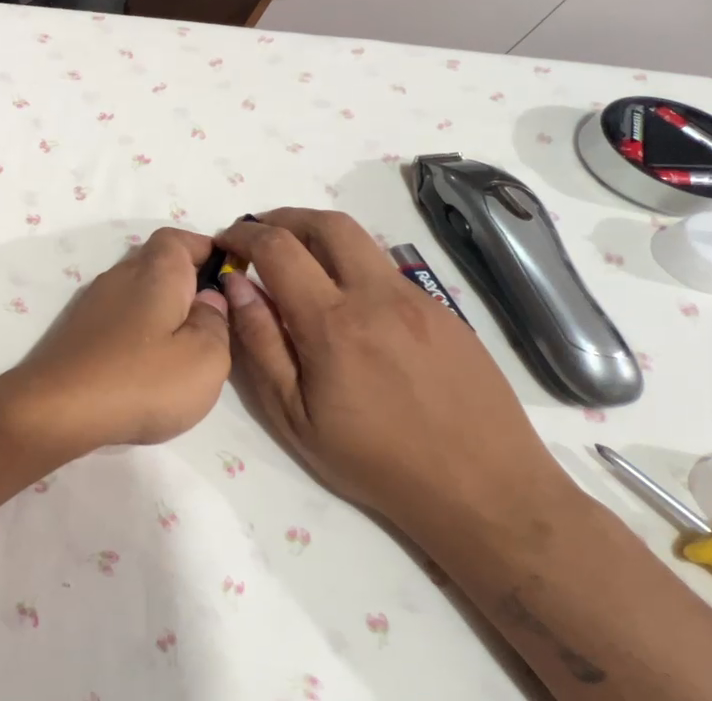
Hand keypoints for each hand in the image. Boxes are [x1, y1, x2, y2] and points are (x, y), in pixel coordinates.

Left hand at [0, 228, 230, 459]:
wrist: (58, 408)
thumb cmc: (141, 380)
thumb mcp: (205, 357)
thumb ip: (216, 322)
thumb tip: (210, 298)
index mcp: (152, 273)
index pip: (176, 238)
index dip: (206, 248)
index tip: (232, 276)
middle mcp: (118, 278)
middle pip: (156, 263)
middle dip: (188, 281)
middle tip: (216, 318)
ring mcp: (93, 304)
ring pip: (136, 291)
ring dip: (164, 308)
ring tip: (188, 346)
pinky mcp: (78, 331)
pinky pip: (118, 316)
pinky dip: (140, 329)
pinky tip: (150, 362)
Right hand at [216, 209, 562, 529]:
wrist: (488, 492)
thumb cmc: (374, 460)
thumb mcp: (292, 414)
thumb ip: (258, 342)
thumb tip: (235, 285)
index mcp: (333, 323)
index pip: (278, 247)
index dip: (243, 234)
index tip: (222, 243)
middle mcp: (379, 298)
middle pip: (328, 223)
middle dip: (282, 218)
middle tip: (255, 237)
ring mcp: (421, 303)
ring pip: (362, 244)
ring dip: (318, 240)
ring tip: (294, 269)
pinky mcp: (448, 316)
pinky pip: (388, 275)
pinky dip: (352, 271)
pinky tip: (344, 310)